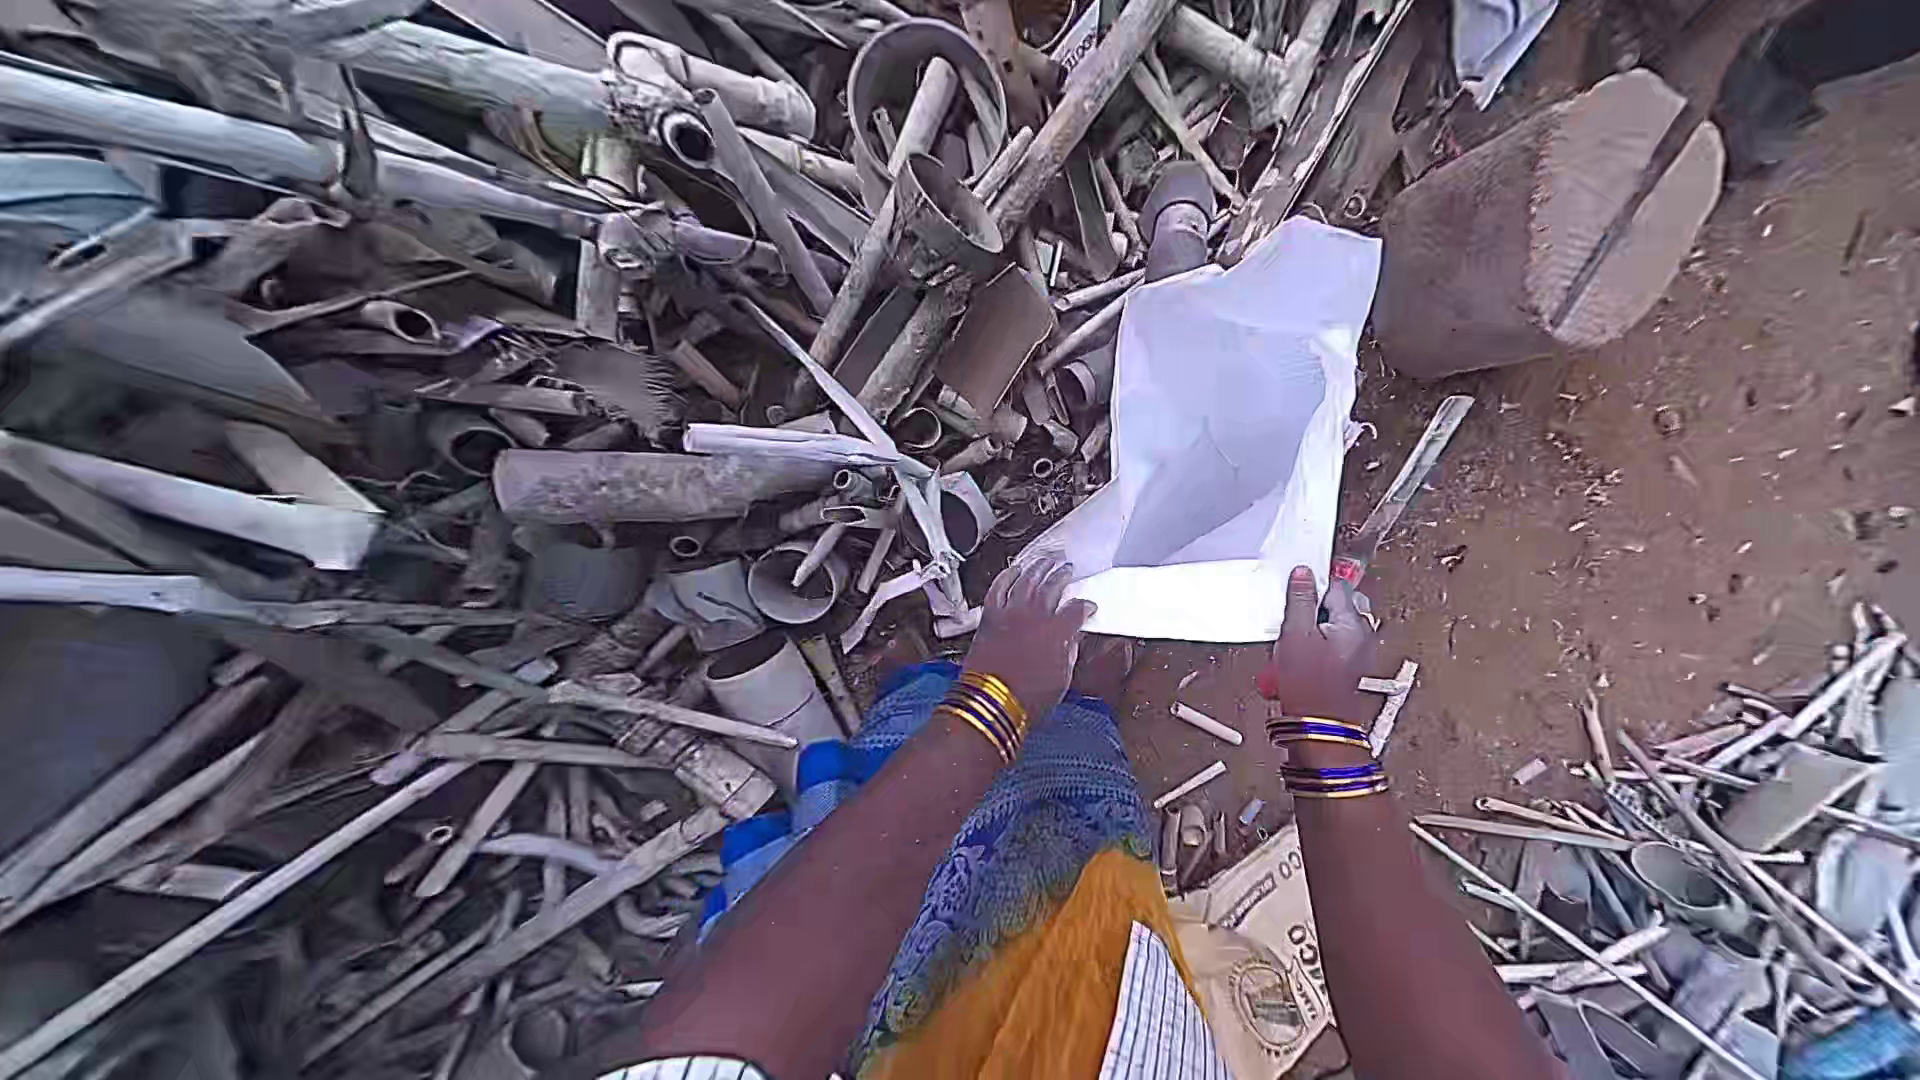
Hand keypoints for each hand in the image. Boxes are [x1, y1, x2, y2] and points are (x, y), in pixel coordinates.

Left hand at [963, 553, 1096, 721]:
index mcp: (1057, 631)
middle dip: (1061, 575)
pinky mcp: (990, 616)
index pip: (1077, 609)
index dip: (1085, 605)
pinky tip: (1012, 570)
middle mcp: (1034, 615)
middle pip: (1051, 586)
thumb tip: (1072, 639)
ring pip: (1026, 580)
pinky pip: (998, 588)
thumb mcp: (1062, 678)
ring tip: (1044, 560)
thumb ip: (1069, 652)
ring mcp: (1010, 613)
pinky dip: (1006, 577)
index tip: (1088, 605)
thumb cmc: (1027, 697)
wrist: (992, 702)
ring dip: (1037, 567)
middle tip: (1066, 567)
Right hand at [1259, 565, 1377, 724]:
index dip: (1312, 586)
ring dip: (1312, 625)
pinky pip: (1330, 640)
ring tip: (1293, 640)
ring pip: (1332, 622)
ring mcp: (1356, 650)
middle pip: (1337, 604)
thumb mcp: (1295, 633)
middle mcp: (1361, 634)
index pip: (1335, 586)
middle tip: (1292, 618)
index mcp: (1353, 622)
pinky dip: (1314, 641)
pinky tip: (1298, 654)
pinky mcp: (1347, 663)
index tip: (1294, 591)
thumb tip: (1303, 575)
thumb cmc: (1309, 684)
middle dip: (1313, 607)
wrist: (1317, 722)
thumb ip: (1300, 600)